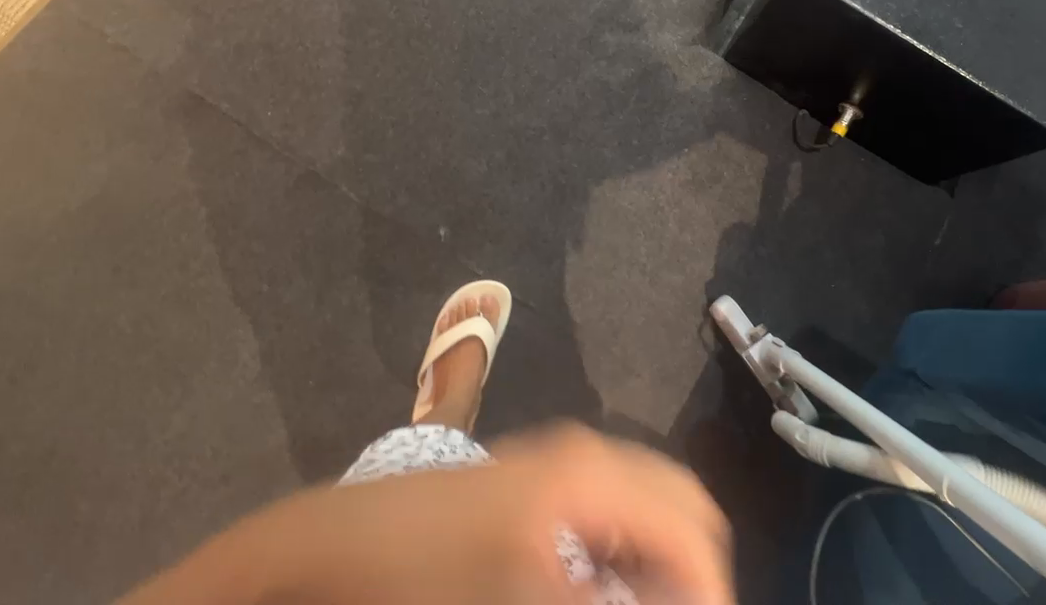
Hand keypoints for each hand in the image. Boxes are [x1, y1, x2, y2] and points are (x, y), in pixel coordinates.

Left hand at [122, 423, 732, 604]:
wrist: (338, 540)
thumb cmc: (430, 573)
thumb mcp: (522, 600)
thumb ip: (607, 604)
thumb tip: (676, 597)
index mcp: (594, 475)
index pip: (689, 527)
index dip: (707, 587)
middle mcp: (589, 454)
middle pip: (679, 504)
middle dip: (691, 567)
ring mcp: (561, 459)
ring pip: (647, 503)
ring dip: (660, 560)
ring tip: (650, 601)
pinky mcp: (538, 475)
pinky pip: (614, 504)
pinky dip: (627, 548)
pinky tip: (604, 586)